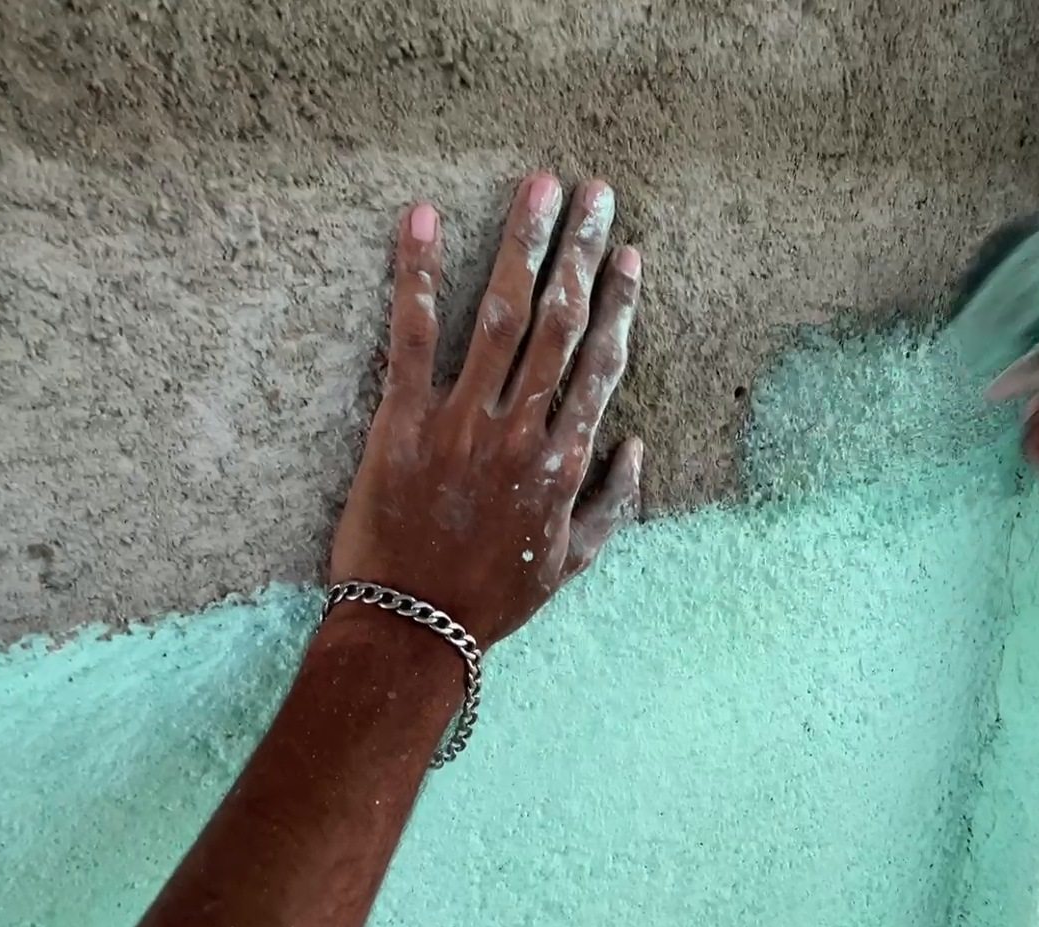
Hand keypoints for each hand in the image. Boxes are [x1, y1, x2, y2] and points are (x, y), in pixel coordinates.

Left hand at [328, 174, 643, 645]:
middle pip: (559, 324)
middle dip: (580, 251)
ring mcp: (461, 424)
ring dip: (520, 245)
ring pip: (498, 317)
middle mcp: (521, 432)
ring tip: (537, 186)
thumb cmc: (497, 596)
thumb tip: (638, 443)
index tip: (628, 253)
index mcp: (565, 463)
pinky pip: (410, 339)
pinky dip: (414, 277)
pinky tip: (421, 220)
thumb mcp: (574, 561)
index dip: (619, 303)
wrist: (416, 628)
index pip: (601, 365)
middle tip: (593, 191)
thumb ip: (615, 502)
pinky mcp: (401, 425)